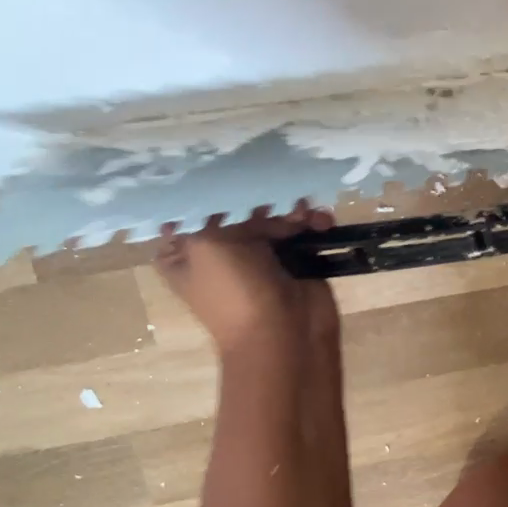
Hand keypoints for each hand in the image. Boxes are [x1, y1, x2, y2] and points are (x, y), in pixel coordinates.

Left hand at [154, 203, 335, 352]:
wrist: (285, 337)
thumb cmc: (236, 293)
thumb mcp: (208, 244)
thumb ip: (222, 212)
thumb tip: (253, 202)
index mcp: (184, 251)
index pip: (193, 207)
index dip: (213, 188)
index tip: (233, 169)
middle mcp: (220, 251)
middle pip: (239, 209)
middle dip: (263, 199)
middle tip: (281, 196)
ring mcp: (260, 258)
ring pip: (276, 218)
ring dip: (295, 212)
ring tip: (311, 215)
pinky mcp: (295, 263)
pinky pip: (303, 233)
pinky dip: (314, 224)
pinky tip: (323, 223)